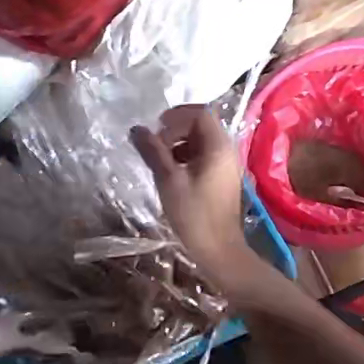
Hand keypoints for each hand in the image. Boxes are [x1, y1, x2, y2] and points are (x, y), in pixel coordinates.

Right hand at [131, 106, 269, 296]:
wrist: (220, 251)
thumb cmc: (194, 214)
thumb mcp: (168, 181)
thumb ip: (153, 151)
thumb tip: (136, 129)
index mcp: (218, 146)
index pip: (200, 112)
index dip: (176, 115)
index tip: (156, 129)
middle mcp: (226, 150)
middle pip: (201, 124)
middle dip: (176, 128)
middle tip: (155, 143)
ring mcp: (226, 165)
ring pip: (201, 140)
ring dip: (179, 142)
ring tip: (160, 159)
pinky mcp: (222, 178)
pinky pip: (203, 155)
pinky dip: (185, 156)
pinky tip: (171, 173)